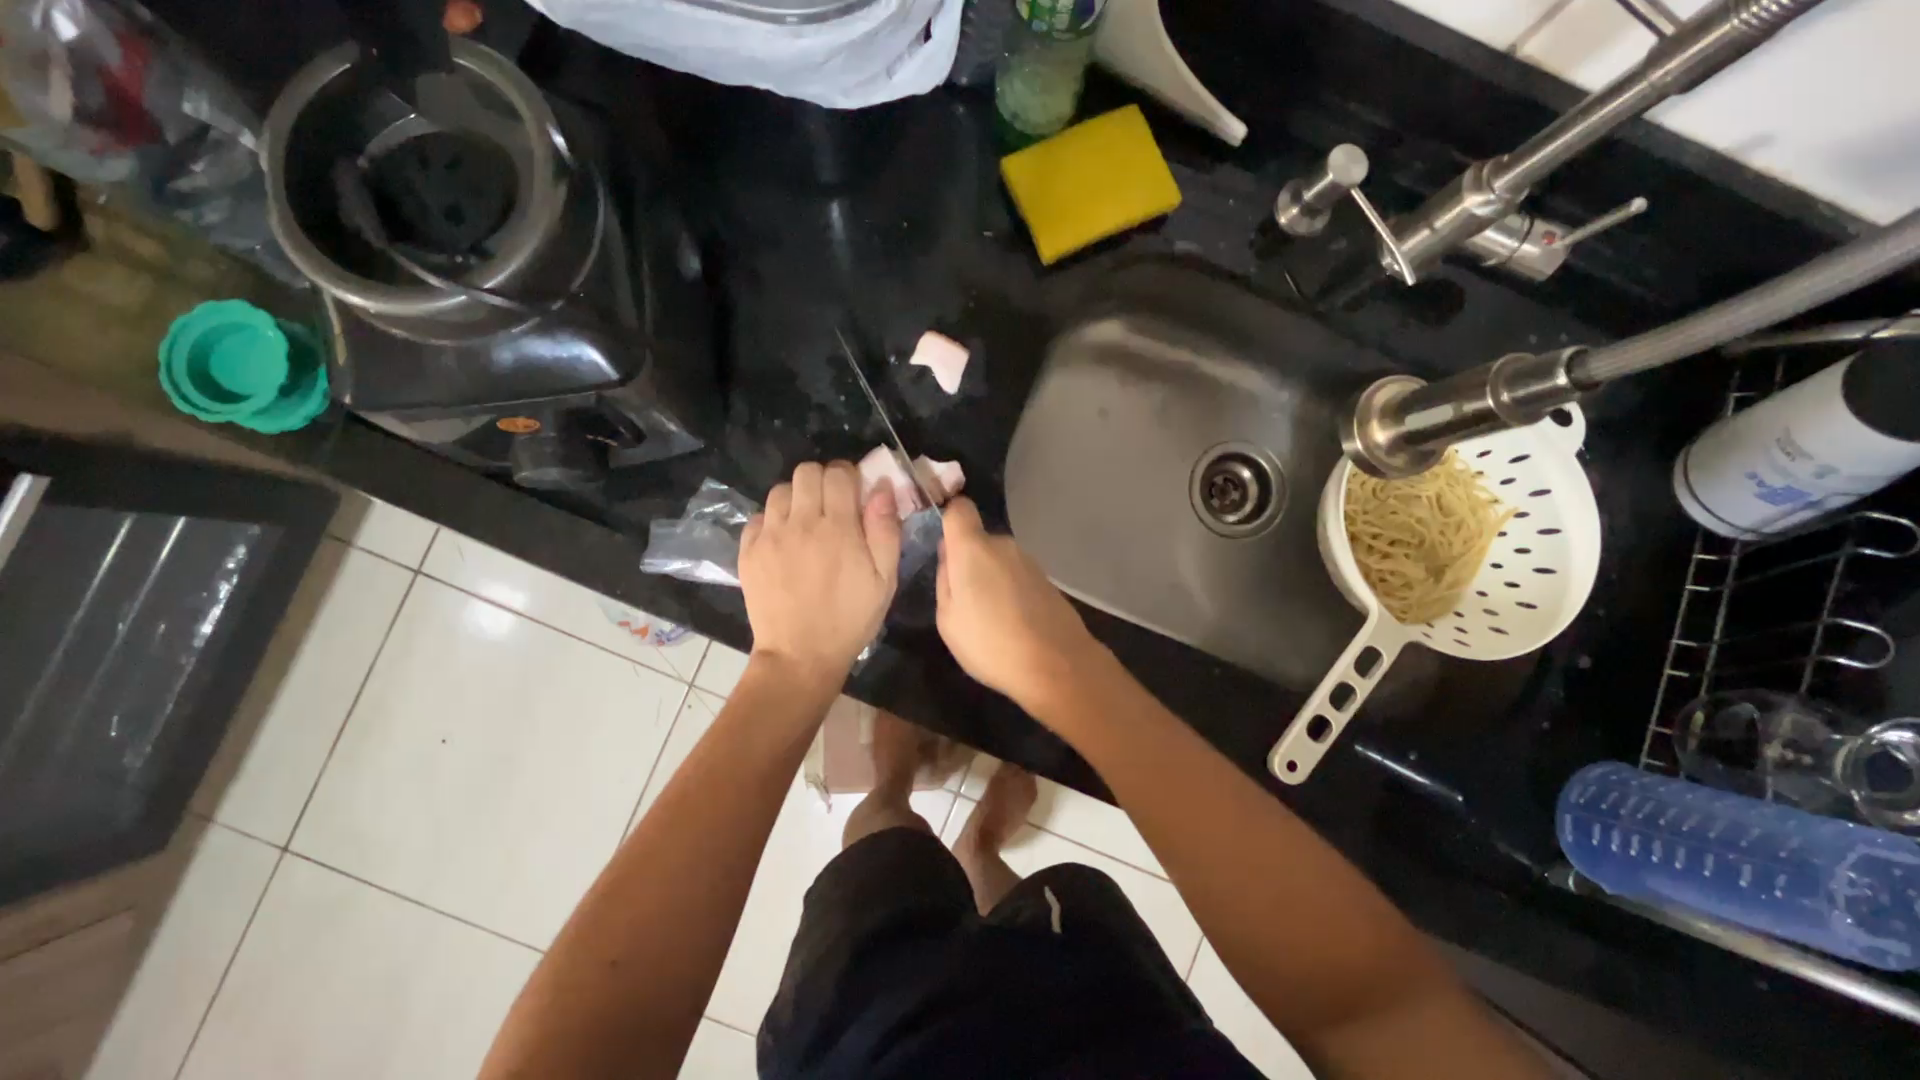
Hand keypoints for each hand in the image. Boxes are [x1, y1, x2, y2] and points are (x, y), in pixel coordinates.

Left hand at [740, 461, 900, 686]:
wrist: (800, 655)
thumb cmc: (850, 619)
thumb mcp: (885, 580)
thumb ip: (885, 529)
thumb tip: (881, 487)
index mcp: (838, 527)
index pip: (839, 473)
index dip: (850, 476)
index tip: (856, 493)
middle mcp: (800, 523)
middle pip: (806, 472)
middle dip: (822, 480)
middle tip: (832, 505)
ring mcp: (770, 536)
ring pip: (780, 491)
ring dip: (796, 498)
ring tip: (806, 522)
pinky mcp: (748, 551)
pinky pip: (758, 517)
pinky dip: (772, 521)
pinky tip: (784, 541)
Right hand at [935, 497, 1106, 711]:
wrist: (1056, 664)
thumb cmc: (990, 643)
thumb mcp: (947, 619)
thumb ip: (944, 579)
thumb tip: (949, 556)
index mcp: (973, 548)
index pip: (959, 508)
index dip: (948, 519)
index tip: (942, 546)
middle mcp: (1003, 545)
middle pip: (978, 541)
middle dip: (968, 562)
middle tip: (963, 601)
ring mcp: (1028, 562)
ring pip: (998, 561)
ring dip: (990, 580)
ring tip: (989, 619)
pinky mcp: (1046, 580)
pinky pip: (1016, 577)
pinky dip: (1010, 592)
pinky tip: (1012, 623)